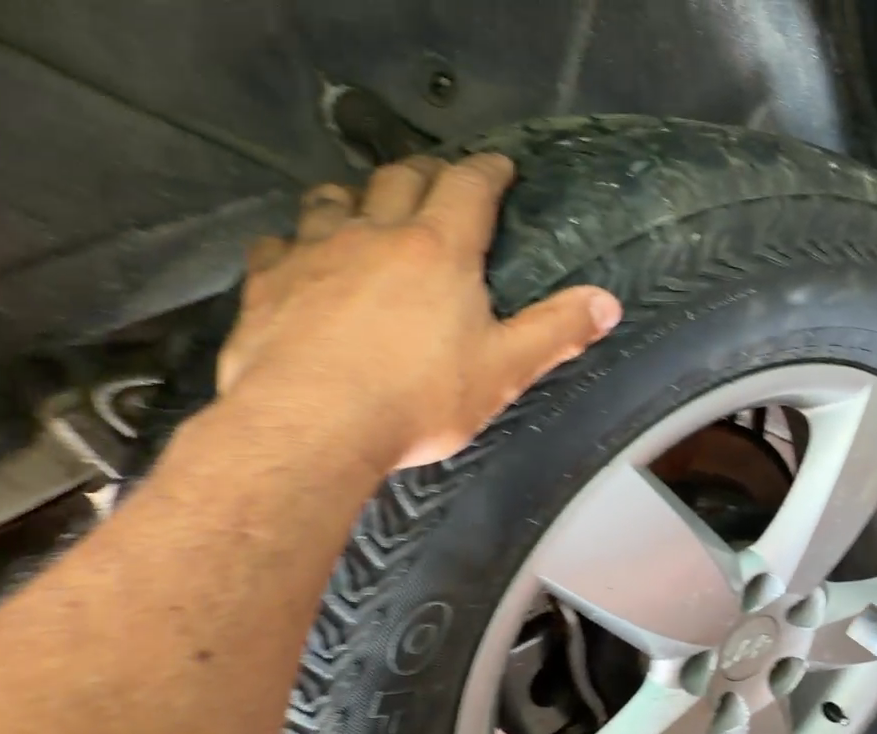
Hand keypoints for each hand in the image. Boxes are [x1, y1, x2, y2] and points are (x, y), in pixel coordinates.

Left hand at [217, 153, 621, 469]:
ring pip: (333, 198)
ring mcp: (314, 252)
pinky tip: (302, 259)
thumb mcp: (505, 370)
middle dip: (427, 172)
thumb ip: (557, 330)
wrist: (312, 425)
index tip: (500, 165)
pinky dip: (297, 241)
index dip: (487, 171)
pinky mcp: (268, 281)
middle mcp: (375, 234)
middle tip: (441, 181)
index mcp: (439, 251)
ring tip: (367, 210)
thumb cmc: (420, 398)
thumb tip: (608, 302)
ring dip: (357, 196)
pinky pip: (279, 242)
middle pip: (400, 178)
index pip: (468, 187)